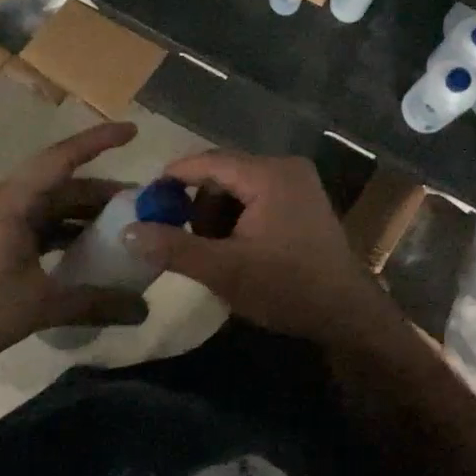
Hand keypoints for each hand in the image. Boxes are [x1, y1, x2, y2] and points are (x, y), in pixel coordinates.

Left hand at [0, 122, 150, 369]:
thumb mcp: (35, 308)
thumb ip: (93, 304)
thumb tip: (143, 309)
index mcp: (12, 204)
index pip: (62, 159)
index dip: (99, 141)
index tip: (133, 131)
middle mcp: (4, 203)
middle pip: (64, 186)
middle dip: (106, 193)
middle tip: (147, 206)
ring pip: (52, 209)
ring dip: (87, 217)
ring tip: (127, 231)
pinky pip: (38, 228)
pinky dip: (66, 235)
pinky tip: (89, 255)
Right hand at [122, 150, 402, 347]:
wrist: (347, 313)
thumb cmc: (286, 287)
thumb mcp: (223, 270)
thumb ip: (174, 247)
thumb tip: (128, 231)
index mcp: (268, 174)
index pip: (207, 161)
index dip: (173, 179)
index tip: (145, 202)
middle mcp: (286, 168)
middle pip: (224, 174)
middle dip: (199, 206)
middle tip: (184, 241)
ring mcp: (300, 184)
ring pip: (240, 188)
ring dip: (219, 216)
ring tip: (215, 255)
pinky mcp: (306, 203)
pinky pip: (259, 198)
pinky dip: (241, 220)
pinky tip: (239, 252)